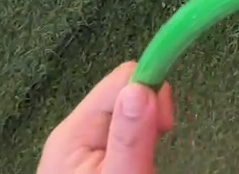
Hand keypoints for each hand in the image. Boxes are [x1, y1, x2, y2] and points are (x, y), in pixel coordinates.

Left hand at [37, 62, 174, 173]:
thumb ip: (130, 135)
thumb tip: (143, 86)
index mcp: (72, 132)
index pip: (122, 78)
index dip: (152, 91)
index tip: (165, 127)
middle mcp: (74, 130)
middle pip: (125, 90)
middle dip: (150, 110)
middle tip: (158, 144)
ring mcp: (81, 142)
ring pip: (128, 107)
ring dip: (146, 125)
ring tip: (144, 158)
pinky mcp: (92, 153)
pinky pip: (124, 125)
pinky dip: (140, 135)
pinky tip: (137, 159)